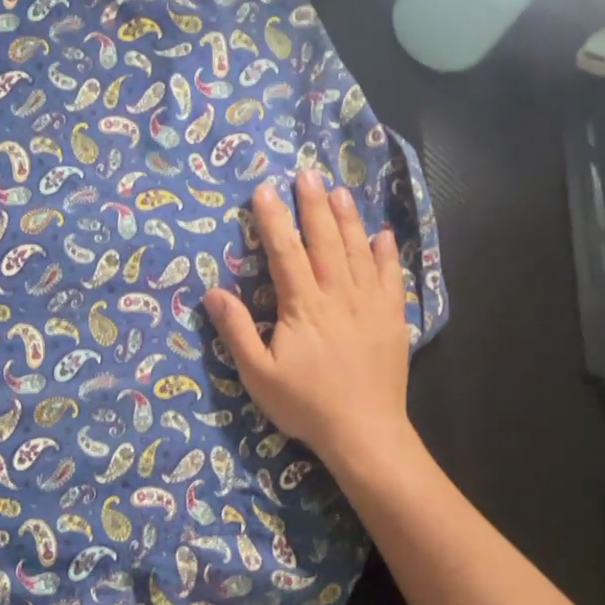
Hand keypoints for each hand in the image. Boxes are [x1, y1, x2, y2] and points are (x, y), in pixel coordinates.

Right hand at [202, 171, 416, 461]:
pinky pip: (391, 277)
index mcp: (302, 306)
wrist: (364, 431)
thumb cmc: (305, 404)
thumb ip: (236, 331)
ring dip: (347, 219)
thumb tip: (212, 292)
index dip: (273, 219)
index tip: (263, 190)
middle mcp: (338, 295)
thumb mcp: (258, 374)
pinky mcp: (392, 319)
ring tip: (339, 191)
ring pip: (358, 251)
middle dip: (313, 205)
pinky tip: (381, 236)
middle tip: (306, 173)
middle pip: (325, 240)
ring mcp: (370, 304)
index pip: (285, 252)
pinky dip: (386, 253)